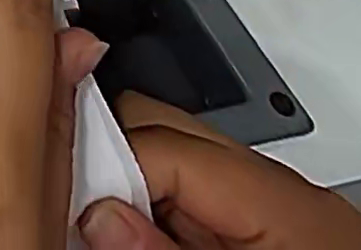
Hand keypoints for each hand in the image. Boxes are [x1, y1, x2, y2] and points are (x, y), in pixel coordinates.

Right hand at [76, 93, 360, 249]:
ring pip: (167, 149)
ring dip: (130, 183)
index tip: (68, 199)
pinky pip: (188, 188)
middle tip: (82, 210)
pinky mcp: (266, 231)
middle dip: (114, 160)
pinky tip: (142, 236)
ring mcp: (276, 209)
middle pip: (161, 124)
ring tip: (110, 228)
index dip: (107, 165)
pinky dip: (155, 206)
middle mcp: (286, 193)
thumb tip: (99, 215)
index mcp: (291, 207)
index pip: (162, 141)